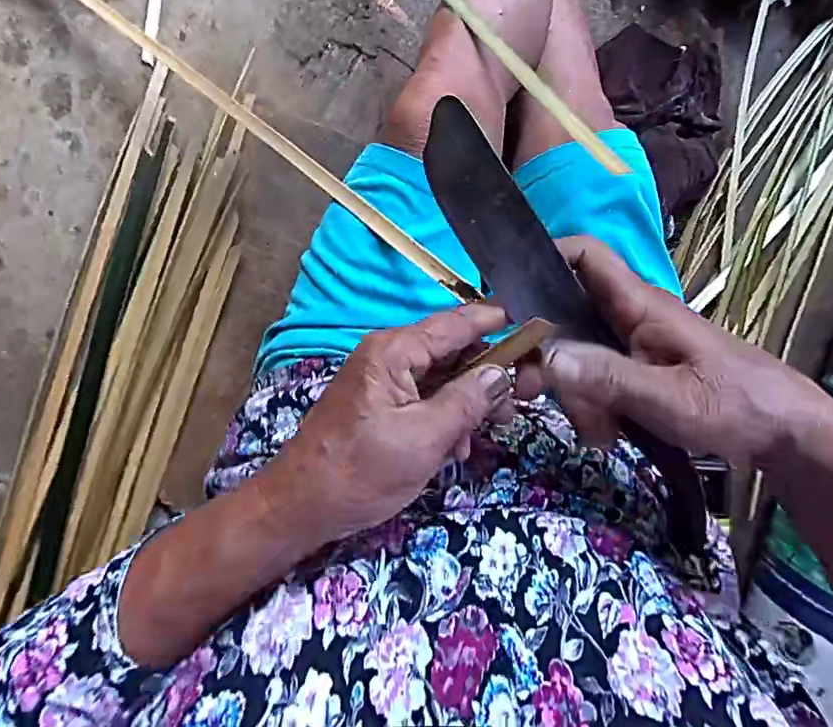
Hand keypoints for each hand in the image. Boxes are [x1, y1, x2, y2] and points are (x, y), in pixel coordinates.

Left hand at [257, 303, 515, 550]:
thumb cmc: (358, 473)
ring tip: (496, 426)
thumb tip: (503, 373)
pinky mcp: (384, 399)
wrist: (296, 512)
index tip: (536, 328)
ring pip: (446, 373)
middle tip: (522, 397)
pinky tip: (459, 443)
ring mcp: (386, 376)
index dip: (500, 322)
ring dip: (472, 397)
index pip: (459, 321)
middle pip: (456, 347)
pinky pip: (429, 393)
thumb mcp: (424, 439)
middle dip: (491, 371)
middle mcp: (391, 353)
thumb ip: (468, 400)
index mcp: (396, 351)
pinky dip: (449, 412)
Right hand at [519, 237, 832, 465]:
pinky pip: (600, 379)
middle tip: (536, 398)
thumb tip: (547, 352)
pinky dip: (596, 407)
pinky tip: (612, 436)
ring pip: (581, 354)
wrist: (784, 430)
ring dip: (578, 394)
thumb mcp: (672, 399)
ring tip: (604, 435)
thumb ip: (610, 377)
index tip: (511, 304)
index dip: (545, 260)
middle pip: (569, 316)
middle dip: (552, 357)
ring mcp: (637, 345)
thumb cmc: (737, 405)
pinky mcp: (641, 371)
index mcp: (643, 305)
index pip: (586, 255)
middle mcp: (633, 317)